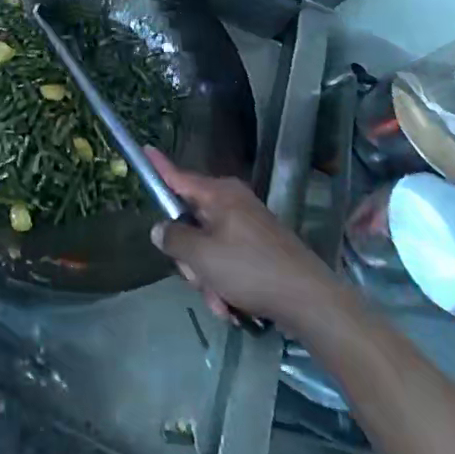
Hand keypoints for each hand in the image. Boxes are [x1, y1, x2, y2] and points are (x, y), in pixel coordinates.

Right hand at [147, 147, 343, 329]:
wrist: (308, 300)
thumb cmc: (250, 269)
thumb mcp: (201, 255)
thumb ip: (174, 238)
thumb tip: (161, 228)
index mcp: (220, 195)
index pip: (179, 177)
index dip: (159, 166)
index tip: (146, 148)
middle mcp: (233, 204)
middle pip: (190, 223)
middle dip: (188, 256)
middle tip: (196, 275)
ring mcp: (247, 228)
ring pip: (206, 249)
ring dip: (206, 278)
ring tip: (221, 299)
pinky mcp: (258, 250)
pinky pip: (226, 264)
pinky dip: (224, 285)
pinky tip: (232, 306)